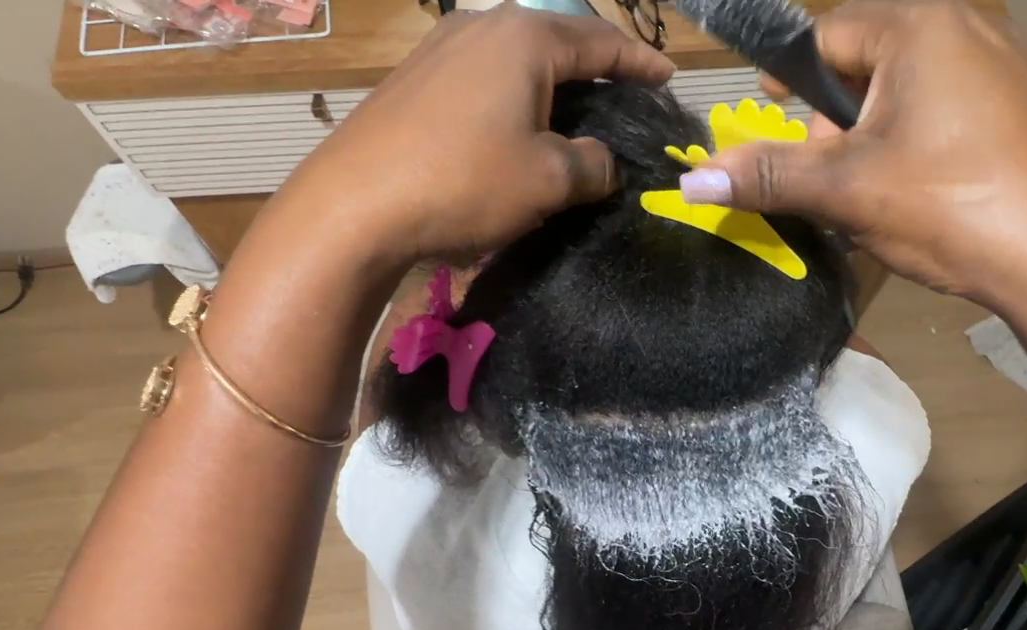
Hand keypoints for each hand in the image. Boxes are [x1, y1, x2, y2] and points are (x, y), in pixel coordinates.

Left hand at [276, 4, 673, 268]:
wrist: (358, 205)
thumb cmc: (465, 183)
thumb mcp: (547, 181)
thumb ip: (592, 166)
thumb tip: (604, 163)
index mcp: (525, 39)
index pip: (600, 41)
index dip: (639, 63)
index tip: (668, 78)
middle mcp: (482, 28)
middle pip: (556, 45)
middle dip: (595, 73)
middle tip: (624, 102)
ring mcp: (441, 51)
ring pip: (517, 65)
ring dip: (552, 93)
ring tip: (575, 123)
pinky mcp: (416, 84)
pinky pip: (485, 85)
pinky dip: (515, 105)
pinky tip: (518, 136)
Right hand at [683, 0, 1026, 318]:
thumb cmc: (952, 207)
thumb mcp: (848, 191)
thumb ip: (771, 177)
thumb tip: (692, 181)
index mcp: (918, 27)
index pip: (824, 34)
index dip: (786, 79)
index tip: (765, 116)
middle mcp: (967, 28)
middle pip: (867, 65)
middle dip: (833, 121)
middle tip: (822, 179)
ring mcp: (1004, 67)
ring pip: (907, 95)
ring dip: (872, 141)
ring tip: (867, 199)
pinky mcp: (1024, 110)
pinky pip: (947, 114)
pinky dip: (916, 148)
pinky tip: (919, 198)